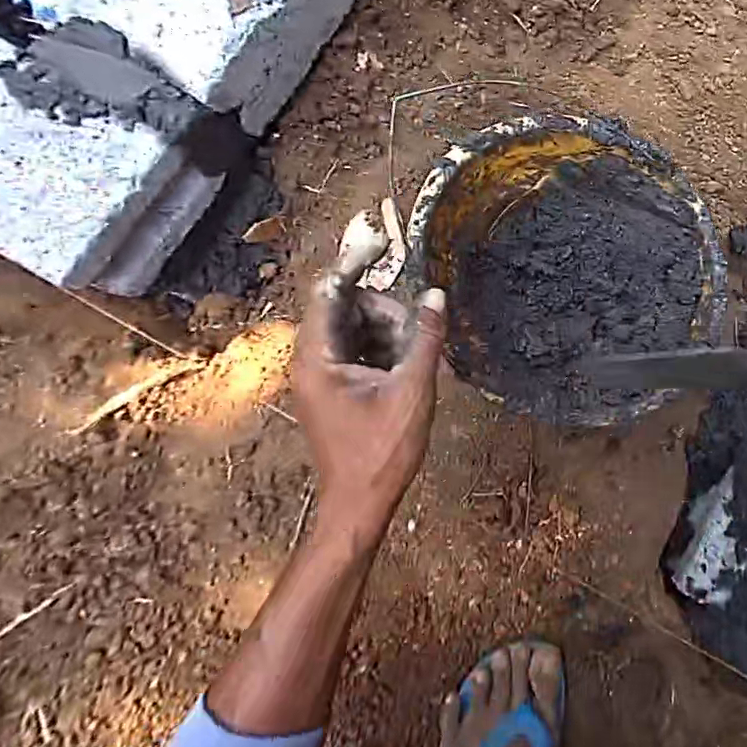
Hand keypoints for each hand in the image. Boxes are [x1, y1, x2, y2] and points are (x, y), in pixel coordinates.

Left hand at [292, 274, 446, 541]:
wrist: (360, 503)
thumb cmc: (382, 452)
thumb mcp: (413, 389)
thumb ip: (425, 337)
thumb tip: (436, 294)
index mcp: (317, 358)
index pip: (329, 291)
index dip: (356, 262)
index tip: (383, 243)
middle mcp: (310, 361)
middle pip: (347, 308)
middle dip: (386, 313)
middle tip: (417, 340)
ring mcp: (320, 375)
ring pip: (356, 328)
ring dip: (389, 334)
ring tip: (413, 365)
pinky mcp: (333, 387)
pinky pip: (358, 350)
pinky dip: (384, 351)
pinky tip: (405, 373)